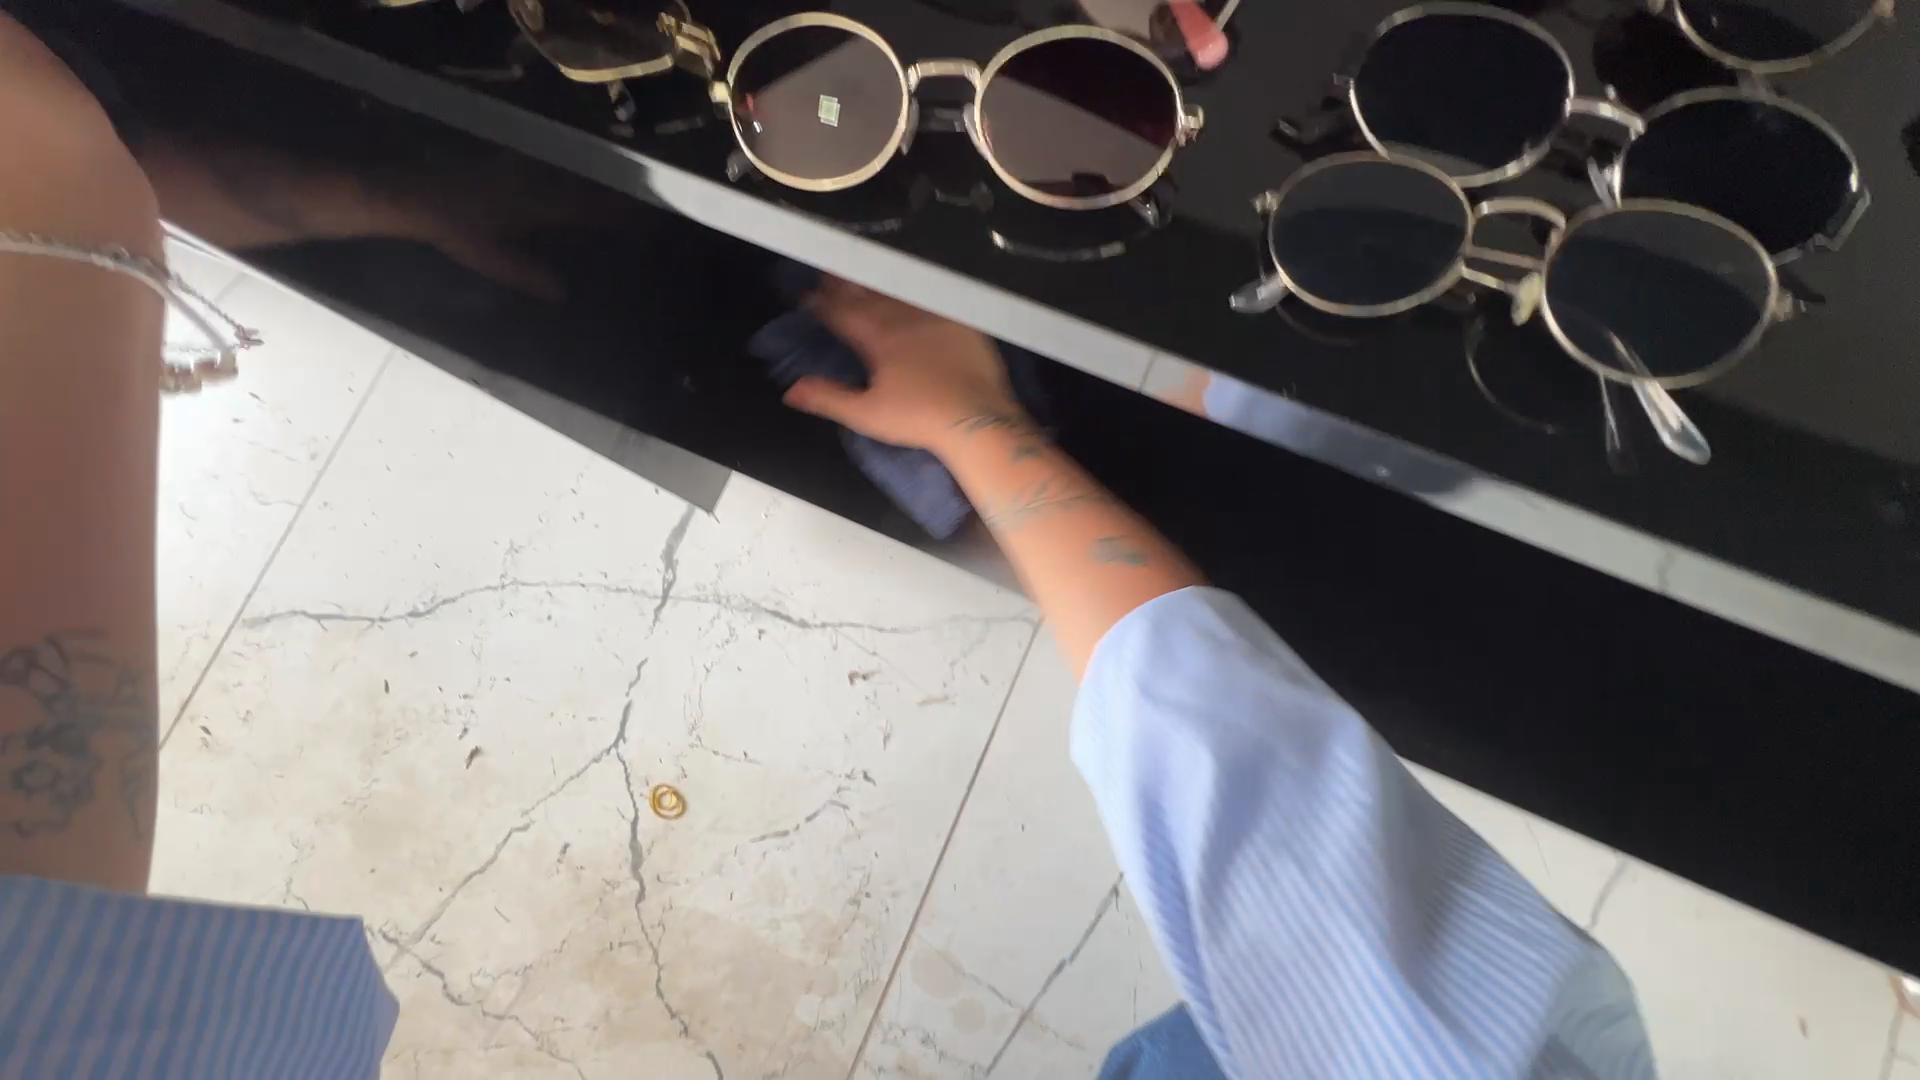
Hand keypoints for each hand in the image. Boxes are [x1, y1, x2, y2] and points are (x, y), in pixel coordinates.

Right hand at [782, 278, 1028, 451]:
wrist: (977, 417)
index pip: (841, 313)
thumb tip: (792, 390)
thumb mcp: (867, 414)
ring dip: (878, 283)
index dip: (821, 304)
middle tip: (830, 274)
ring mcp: (935, 317)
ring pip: (900, 292)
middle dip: (845, 285)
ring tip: (864, 276)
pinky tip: (912, 291)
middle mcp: (904, 318)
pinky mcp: (962, 322)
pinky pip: (933, 298)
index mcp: (878, 338)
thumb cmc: (919, 418)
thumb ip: (829, 398)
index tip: (805, 296)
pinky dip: (916, 292)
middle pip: (868, 294)